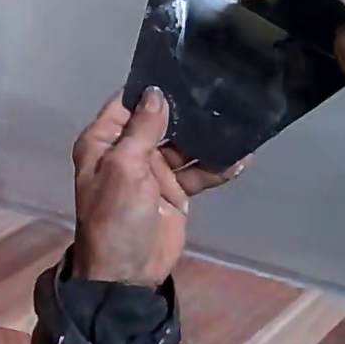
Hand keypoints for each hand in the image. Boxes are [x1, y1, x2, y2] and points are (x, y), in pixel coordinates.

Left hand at [72, 88, 245, 285]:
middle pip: (159, 121)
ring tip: (235, 118)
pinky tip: (240, 158)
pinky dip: (216, 167)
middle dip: (184, 109)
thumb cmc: (116, 216)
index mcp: (104, 142)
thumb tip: (155, 92)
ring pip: (183, 145)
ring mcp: (153, 171)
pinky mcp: (174, 191)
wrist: (127, 275)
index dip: (149, 88)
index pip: (126, 104)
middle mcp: (128, 151)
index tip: (178, 68)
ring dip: (205, 137)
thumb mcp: (124, 168)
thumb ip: (142, 129)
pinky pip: (197, 172)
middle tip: (217, 88)